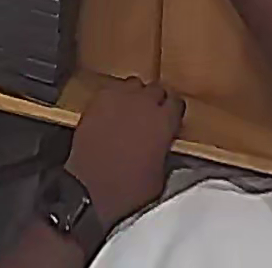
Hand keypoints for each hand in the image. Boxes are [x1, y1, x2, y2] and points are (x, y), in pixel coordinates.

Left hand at [64, 77, 184, 222]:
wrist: (95, 185)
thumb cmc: (132, 188)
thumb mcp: (160, 173)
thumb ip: (164, 147)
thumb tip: (162, 142)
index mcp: (164, 121)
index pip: (176, 101)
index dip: (174, 109)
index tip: (171, 115)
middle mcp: (144, 102)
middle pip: (156, 88)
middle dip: (156, 99)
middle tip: (151, 113)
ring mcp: (120, 95)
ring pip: (134, 83)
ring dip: (136, 94)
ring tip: (132, 109)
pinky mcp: (99, 96)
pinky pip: (112, 89)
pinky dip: (115, 97)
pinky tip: (112, 111)